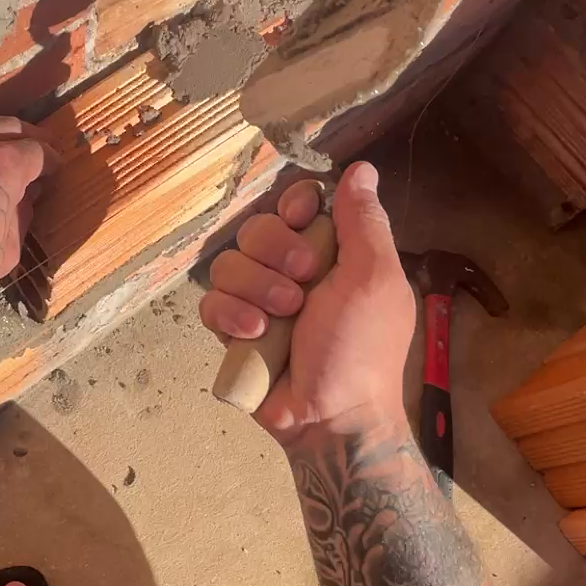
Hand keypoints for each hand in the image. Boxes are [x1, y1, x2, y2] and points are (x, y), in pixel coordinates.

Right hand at [199, 161, 415, 443]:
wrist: (330, 415)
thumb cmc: (362, 347)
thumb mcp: (375, 279)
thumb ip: (363, 223)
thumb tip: (361, 169)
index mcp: (328, 252)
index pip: (294, 203)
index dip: (291, 205)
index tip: (301, 218)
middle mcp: (288, 271)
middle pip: (255, 229)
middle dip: (275, 255)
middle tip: (302, 288)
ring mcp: (256, 301)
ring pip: (227, 264)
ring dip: (254, 289)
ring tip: (279, 321)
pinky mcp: (231, 331)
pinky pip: (210, 303)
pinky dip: (230, 316)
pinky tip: (254, 335)